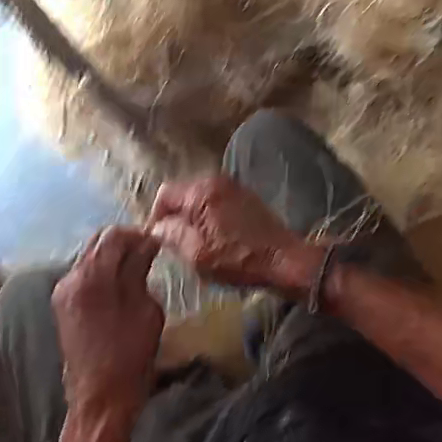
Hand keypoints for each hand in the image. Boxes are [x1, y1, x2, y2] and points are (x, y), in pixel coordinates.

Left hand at [52, 226, 164, 441]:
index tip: (157, 244)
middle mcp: (70, 278)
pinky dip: (101, 272)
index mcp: (91, 277)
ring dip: (112, 257)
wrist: (100, 399)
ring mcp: (62, 291)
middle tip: (148, 254)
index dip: (137, 235)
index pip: (113, 235)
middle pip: (97, 242)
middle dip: (123, 243)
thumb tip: (147, 242)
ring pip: (89, 257)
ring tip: (136, 269)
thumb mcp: (145, 309)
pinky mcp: (61, 305)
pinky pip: (83, 275)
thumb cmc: (129, 356)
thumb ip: (139, 270)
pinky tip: (119, 285)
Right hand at [149, 176, 322, 295]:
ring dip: (192, 217)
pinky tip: (214, 237)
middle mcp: (216, 180)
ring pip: (198, 199)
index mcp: (201, 192)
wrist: (285, 260)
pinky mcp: (244, 196)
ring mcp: (233, 186)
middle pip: (182, 194)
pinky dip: (208, 216)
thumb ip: (172, 235)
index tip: (158, 239)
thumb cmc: (239, 259)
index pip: (164, 194)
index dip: (156, 217)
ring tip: (194, 243)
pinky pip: (215, 201)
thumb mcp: (198, 254)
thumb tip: (156, 227)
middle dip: (175, 217)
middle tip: (175, 244)